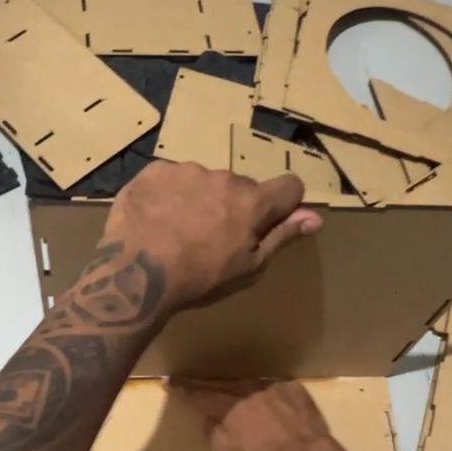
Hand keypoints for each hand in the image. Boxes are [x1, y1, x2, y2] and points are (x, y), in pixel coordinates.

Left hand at [100, 161, 321, 311]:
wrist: (136, 274)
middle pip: (241, 187)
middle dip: (233, 206)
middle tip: (212, 239)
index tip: (268, 221)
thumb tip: (315, 217)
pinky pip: (170, 178)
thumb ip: (282, 237)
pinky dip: (168, 195)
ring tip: (177, 231)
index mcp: (253, 202)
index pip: (289, 186)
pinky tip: (155, 220)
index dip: (284, 203)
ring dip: (199, 199)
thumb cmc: (199, 279)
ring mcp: (186, 170)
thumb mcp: (249, 268)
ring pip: (204, 181)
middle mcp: (224, 178)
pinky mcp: (154, 171)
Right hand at [172, 379, 342, 450]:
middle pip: (224, 384)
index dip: (184, 390)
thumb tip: (208, 417)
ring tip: (233, 389)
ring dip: (239, 386)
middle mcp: (248, 389)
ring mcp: (274, 387)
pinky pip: (273, 386)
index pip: (200, 394)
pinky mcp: (296, 390)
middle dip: (209, 384)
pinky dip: (266, 391)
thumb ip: (212, 432)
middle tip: (199, 383)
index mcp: (228, 405)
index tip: (170, 383)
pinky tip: (267, 396)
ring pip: (250, 383)